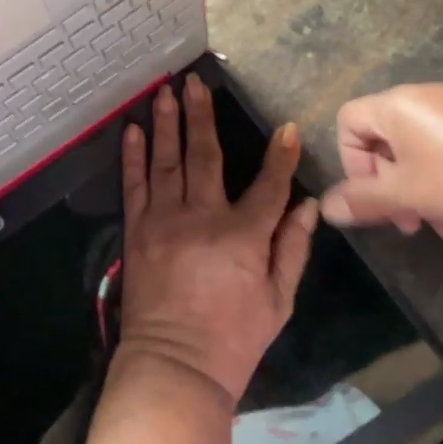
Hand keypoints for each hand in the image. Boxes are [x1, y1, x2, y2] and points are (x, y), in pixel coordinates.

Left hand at [117, 75, 318, 403]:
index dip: (280, 155)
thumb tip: (309, 206)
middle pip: (205, 155)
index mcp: (244, 236)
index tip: (287, 127)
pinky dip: (134, 155)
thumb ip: (293, 249)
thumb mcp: (279, 301)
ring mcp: (164, 219)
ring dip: (166, 123)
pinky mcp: (137, 229)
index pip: (268, 185)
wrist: (175, 362)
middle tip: (196, 81)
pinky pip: (135, 184)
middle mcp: (202, 217)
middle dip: (202, 115)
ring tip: (165, 91)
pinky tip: (133, 130)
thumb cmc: (234, 338)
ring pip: (167, 160)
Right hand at [322, 83, 442, 241]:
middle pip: (382, 135)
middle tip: (404, 220)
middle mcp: (425, 96)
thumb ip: (362, 199)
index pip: (348, 122)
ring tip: (436, 225)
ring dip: (414, 185)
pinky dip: (441, 176)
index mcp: (397, 103)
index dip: (351, 161)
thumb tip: (326, 208)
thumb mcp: (407, 196)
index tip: (374, 197)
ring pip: (415, 146)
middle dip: (385, 180)